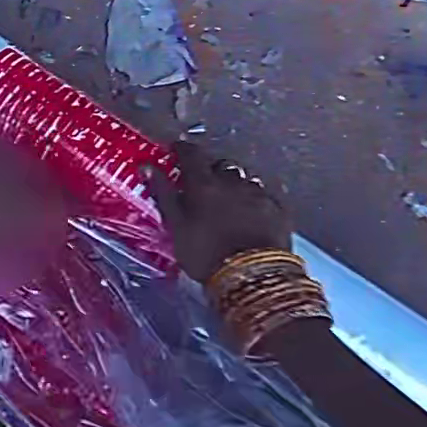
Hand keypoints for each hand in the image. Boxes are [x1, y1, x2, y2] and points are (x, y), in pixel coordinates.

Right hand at [144, 141, 292, 282]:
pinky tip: (251, 215)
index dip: (182, 149)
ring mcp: (259, 194)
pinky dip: (254, 201)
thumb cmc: (205, 253)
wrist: (252, 277)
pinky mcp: (279, 210)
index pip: (191, 155)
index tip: (176, 149)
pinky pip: (264, 197)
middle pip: (221, 165)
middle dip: (211, 170)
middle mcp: (233, 182)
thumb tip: (148, 167)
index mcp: (204, 183)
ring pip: (244, 181)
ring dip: (234, 186)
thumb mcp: (176, 226)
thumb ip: (163, 194)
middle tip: (203, 184)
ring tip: (228, 203)